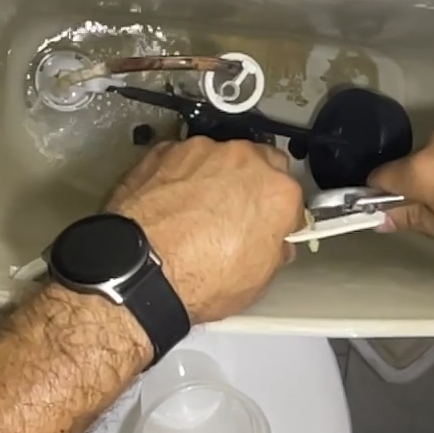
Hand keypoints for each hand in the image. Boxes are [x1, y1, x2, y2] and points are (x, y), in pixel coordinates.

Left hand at [106, 137, 304, 322]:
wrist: (142, 270)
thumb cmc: (196, 276)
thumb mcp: (258, 280)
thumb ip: (275, 250)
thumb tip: (273, 247)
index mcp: (277, 192)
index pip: (291, 194)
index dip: (280, 213)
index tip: (269, 224)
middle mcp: (244, 161)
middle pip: (258, 165)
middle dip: (249, 187)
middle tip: (233, 217)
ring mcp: (203, 152)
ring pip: (219, 158)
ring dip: (213, 179)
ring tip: (196, 214)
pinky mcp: (166, 152)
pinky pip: (182, 160)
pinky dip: (180, 176)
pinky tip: (172, 204)